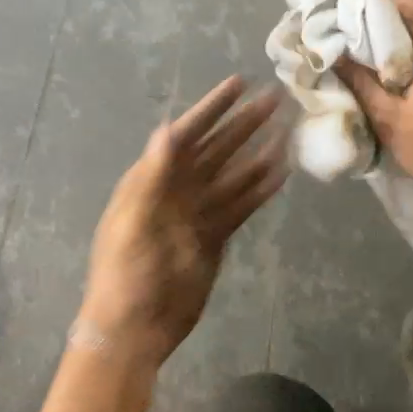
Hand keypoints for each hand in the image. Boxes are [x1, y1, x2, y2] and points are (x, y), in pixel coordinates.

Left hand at [77, 76, 287, 364]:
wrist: (134, 328)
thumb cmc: (126, 272)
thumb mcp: (134, 221)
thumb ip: (153, 175)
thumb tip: (166, 129)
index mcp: (153, 177)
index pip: (188, 132)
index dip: (213, 107)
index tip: (239, 83)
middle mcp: (178, 187)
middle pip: (217, 147)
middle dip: (244, 122)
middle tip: (275, 98)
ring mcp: (198, 211)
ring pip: (234, 173)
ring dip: (258, 151)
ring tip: (286, 129)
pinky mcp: (214, 236)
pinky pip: (241, 205)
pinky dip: (260, 188)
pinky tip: (281, 171)